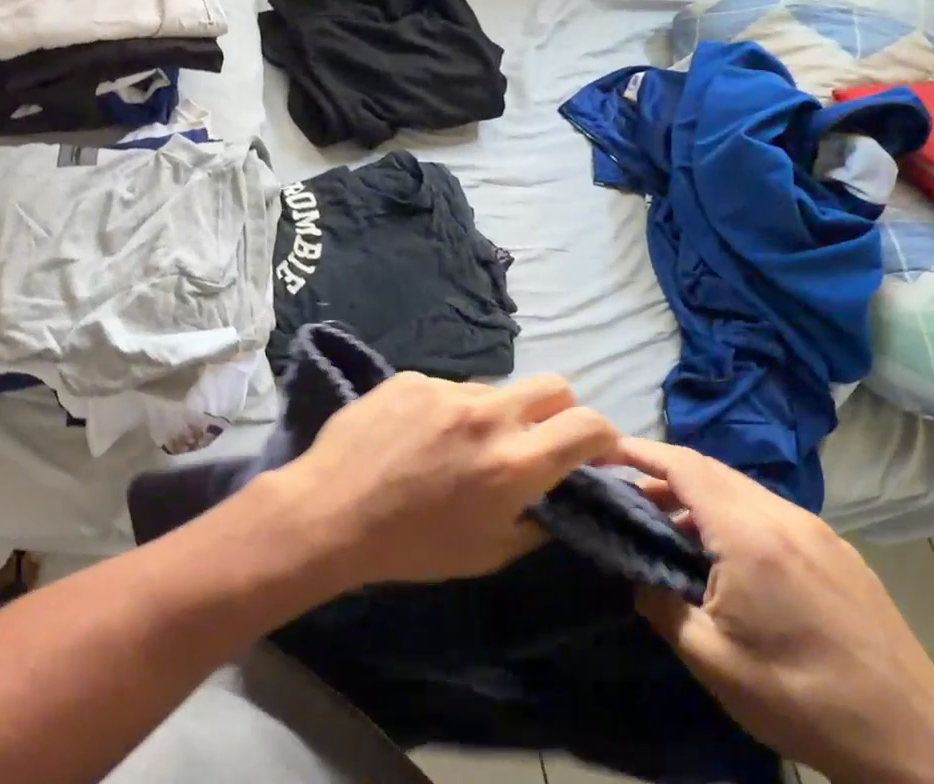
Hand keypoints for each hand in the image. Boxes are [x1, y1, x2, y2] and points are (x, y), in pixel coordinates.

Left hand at [264, 372, 617, 587]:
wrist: (330, 512)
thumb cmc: (412, 546)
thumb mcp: (490, 552)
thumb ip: (537, 520)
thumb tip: (557, 499)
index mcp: (516, 461)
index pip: (591, 424)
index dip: (603, 437)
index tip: (591, 452)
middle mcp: (487, 415)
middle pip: (553, 386)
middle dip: (557, 411)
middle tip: (534, 439)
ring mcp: (443, 391)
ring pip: (492, 389)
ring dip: (493, 413)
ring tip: (456, 446)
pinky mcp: (406, 380)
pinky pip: (444, 389)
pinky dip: (445, 410)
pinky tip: (415, 437)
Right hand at [606, 438, 933, 783]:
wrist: (916, 749)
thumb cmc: (801, 699)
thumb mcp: (709, 657)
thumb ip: (659, 603)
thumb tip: (639, 578)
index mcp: (752, 538)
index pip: (685, 467)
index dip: (638, 450)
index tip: (598, 449)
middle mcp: (790, 522)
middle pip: (714, 472)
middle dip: (662, 472)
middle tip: (622, 491)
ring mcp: (825, 539)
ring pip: (746, 493)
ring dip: (699, 495)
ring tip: (665, 524)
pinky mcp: (845, 561)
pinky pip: (774, 516)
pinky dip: (733, 515)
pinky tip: (721, 553)